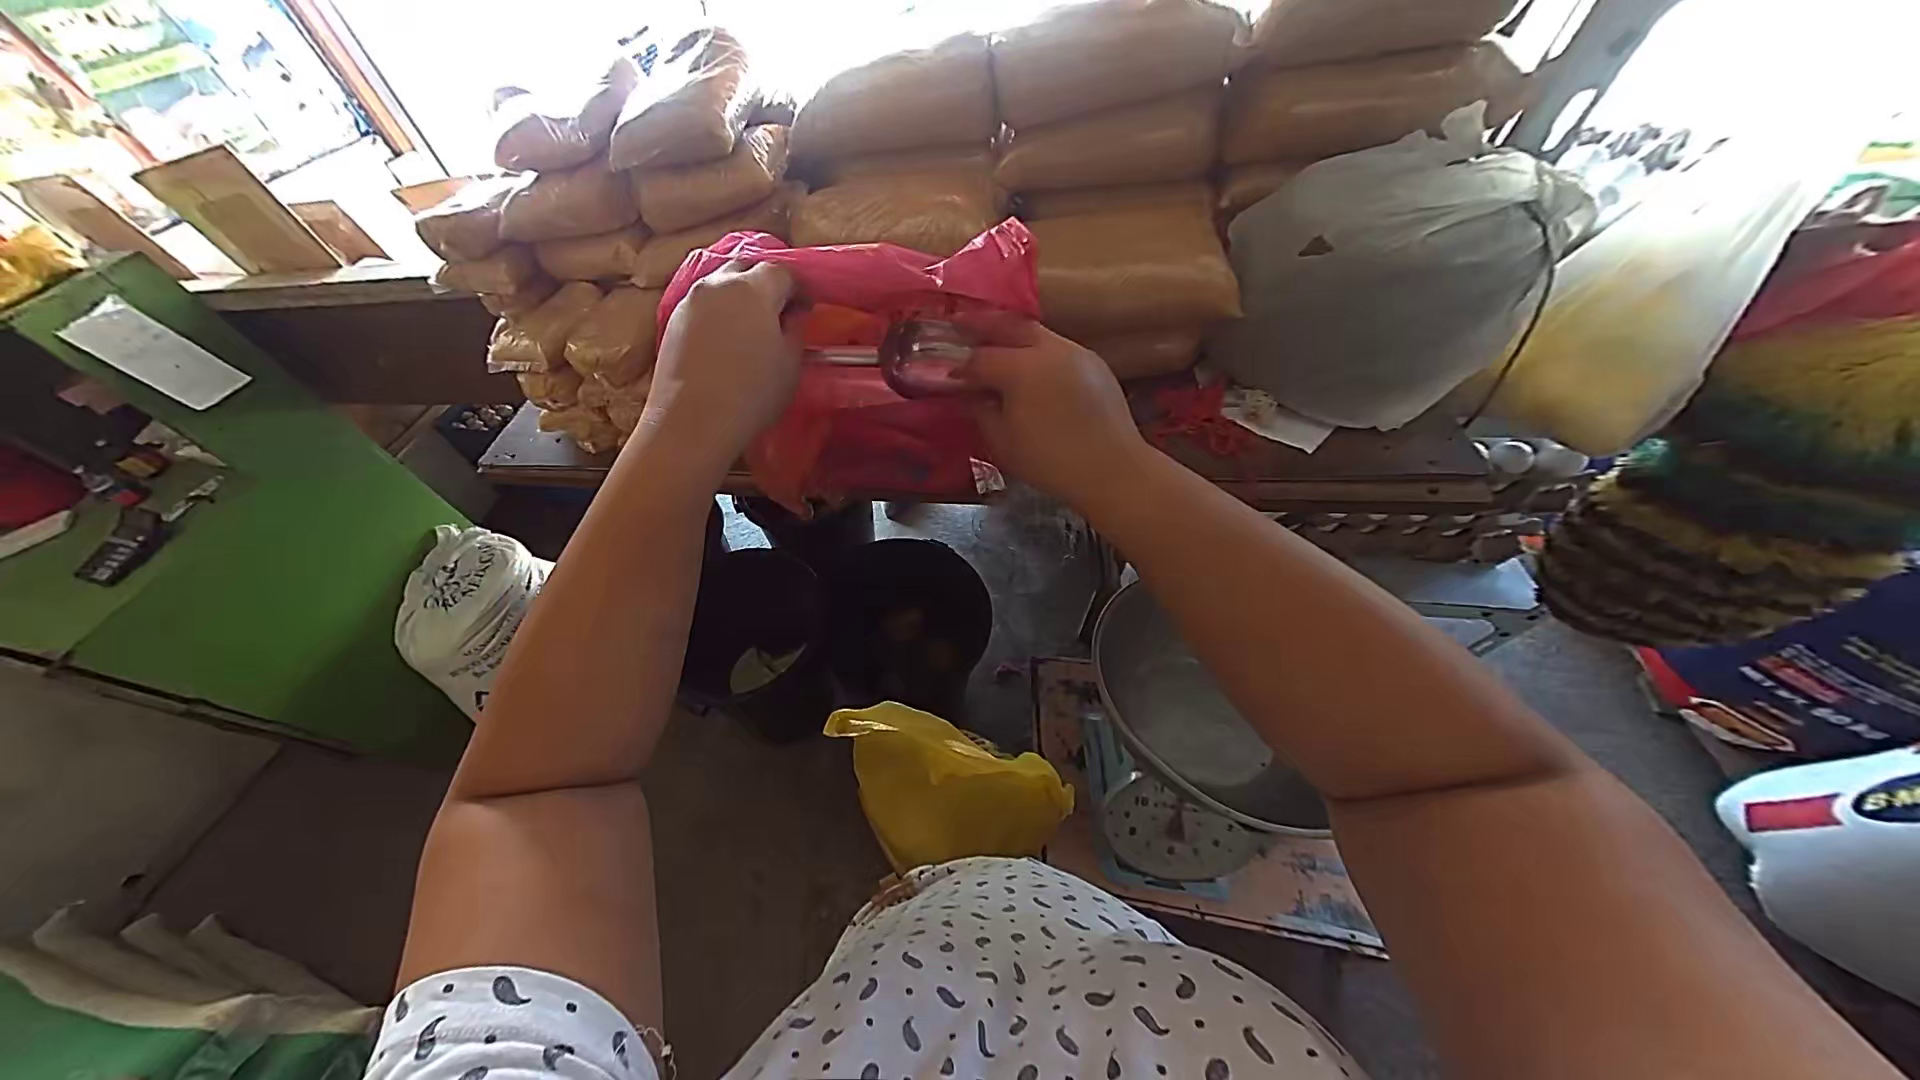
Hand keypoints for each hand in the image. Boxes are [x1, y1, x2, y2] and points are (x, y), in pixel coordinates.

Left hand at [641, 261, 801, 465]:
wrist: (693, 421)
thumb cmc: (753, 393)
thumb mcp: (790, 363)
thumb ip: (796, 329)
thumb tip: (794, 314)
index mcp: (752, 288)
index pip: (783, 272)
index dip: (799, 288)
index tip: (807, 309)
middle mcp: (718, 283)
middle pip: (747, 268)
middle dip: (767, 283)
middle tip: (780, 312)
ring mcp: (691, 300)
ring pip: (722, 283)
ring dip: (741, 296)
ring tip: (753, 326)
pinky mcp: (674, 320)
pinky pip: (704, 304)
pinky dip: (721, 312)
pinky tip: (728, 339)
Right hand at [961, 319, 1150, 501]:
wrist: (1112, 470)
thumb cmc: (1051, 462)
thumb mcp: (1004, 443)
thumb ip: (982, 413)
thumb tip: (972, 396)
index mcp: (1021, 368)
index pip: (981, 358)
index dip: (961, 368)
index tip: (949, 378)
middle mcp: (1049, 349)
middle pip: (1009, 325)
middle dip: (982, 324)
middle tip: (960, 322)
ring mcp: (1076, 353)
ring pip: (1037, 333)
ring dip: (1012, 334)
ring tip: (995, 344)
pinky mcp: (1094, 364)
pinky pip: (1058, 348)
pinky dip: (1038, 350)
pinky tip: (1031, 367)